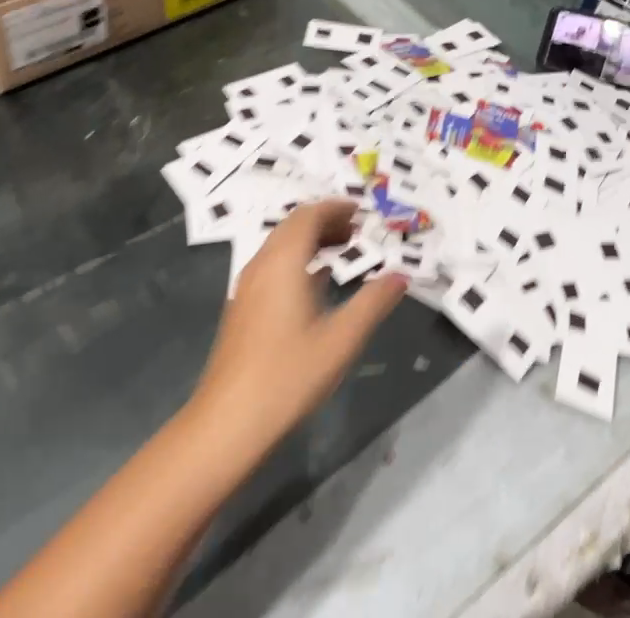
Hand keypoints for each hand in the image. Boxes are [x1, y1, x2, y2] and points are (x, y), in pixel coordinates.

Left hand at [190, 200, 406, 452]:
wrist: (229, 420)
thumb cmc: (289, 375)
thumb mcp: (341, 339)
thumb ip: (373, 303)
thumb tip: (401, 276)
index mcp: (282, 263)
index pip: (307, 216)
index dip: (335, 208)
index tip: (362, 212)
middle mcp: (260, 266)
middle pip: (291, 227)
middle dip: (325, 222)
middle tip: (358, 231)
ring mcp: (247, 289)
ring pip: (279, 248)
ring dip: (310, 242)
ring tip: (343, 253)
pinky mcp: (243, 310)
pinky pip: (272, 268)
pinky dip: (297, 261)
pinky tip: (316, 286)